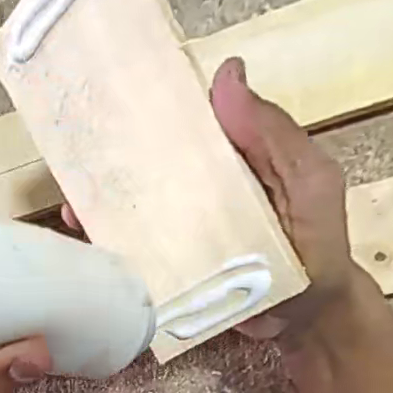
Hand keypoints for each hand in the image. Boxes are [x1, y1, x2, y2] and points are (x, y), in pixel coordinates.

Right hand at [58, 57, 373, 347]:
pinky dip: (112, 248)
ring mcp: (184, 230)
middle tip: (76, 151)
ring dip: (102, 205)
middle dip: (112, 158)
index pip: (187, 123)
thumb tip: (226, 73)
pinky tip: (90, 245)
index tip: (111, 93)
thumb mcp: (309, 182)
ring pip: (135, 210)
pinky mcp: (174, 268)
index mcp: (232, 157)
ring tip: (75, 207)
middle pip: (150, 166)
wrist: (308, 320)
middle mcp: (201, 189)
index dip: (153, 107)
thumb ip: (274, 136)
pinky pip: (137, 253)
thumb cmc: (316, 246)